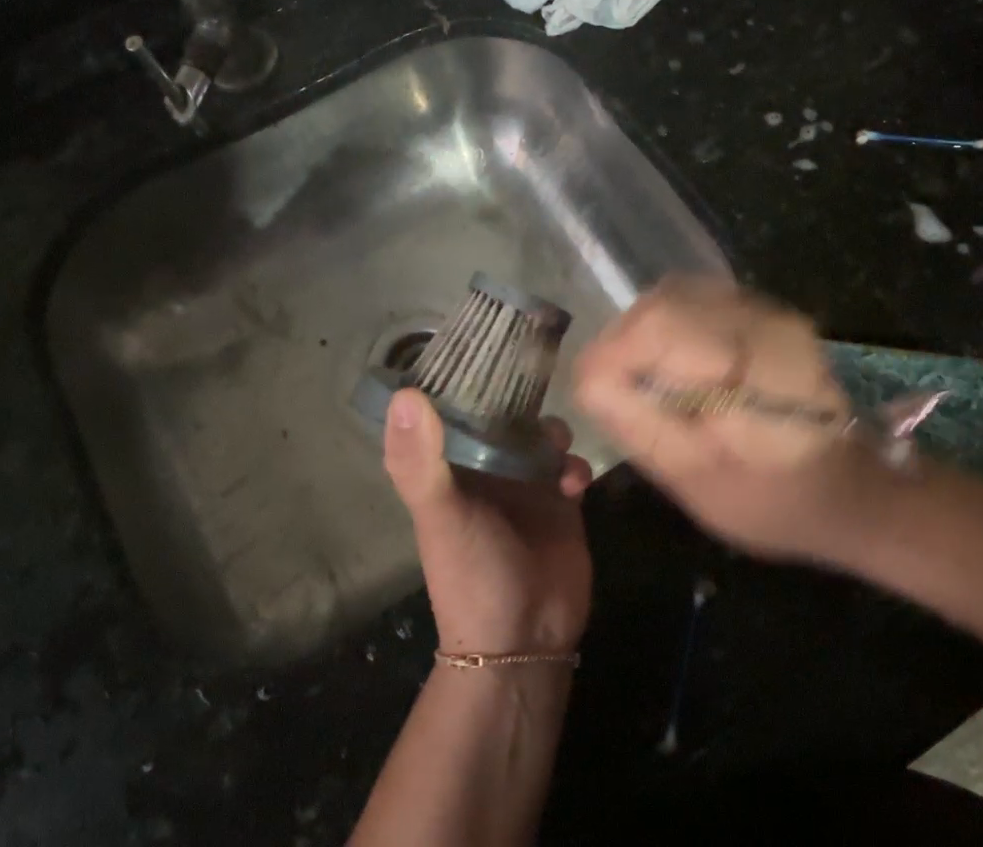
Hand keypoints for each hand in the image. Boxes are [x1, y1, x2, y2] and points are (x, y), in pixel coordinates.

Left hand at [383, 390, 594, 654]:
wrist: (523, 639)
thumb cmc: (470, 574)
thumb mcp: (439, 515)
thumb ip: (420, 459)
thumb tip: (406, 392)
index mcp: (445, 465)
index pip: (447, 406)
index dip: (461, 377)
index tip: (484, 342)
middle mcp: (482, 466)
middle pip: (500, 412)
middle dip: (519, 398)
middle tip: (540, 380)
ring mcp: (523, 482)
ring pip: (539, 433)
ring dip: (551, 433)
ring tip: (553, 452)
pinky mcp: (560, 501)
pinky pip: (570, 465)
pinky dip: (575, 466)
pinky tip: (575, 488)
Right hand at [574, 276, 872, 562]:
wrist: (851, 494)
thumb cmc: (771, 501)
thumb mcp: (692, 477)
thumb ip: (636, 422)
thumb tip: (587, 377)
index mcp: (748, 364)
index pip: (653, 326)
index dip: (612, 355)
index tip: (597, 391)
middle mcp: (762, 322)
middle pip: (662, 303)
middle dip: (625, 343)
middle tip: (619, 390)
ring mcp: (770, 312)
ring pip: (677, 295)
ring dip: (646, 334)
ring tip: (645, 380)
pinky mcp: (770, 315)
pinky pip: (699, 302)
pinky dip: (672, 330)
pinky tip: (677, 368)